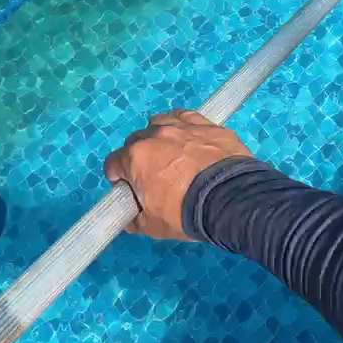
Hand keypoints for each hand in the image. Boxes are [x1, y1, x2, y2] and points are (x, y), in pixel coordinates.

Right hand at [103, 109, 253, 240]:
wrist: (229, 197)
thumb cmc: (184, 212)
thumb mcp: (151, 226)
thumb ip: (136, 218)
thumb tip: (132, 218)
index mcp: (136, 157)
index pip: (113, 163)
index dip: (119, 177)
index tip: (129, 187)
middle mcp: (156, 135)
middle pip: (137, 141)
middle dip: (139, 156)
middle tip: (153, 174)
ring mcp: (183, 126)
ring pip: (161, 123)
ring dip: (160, 136)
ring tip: (172, 153)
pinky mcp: (208, 125)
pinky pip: (188, 117)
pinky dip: (184, 125)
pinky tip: (189, 135)